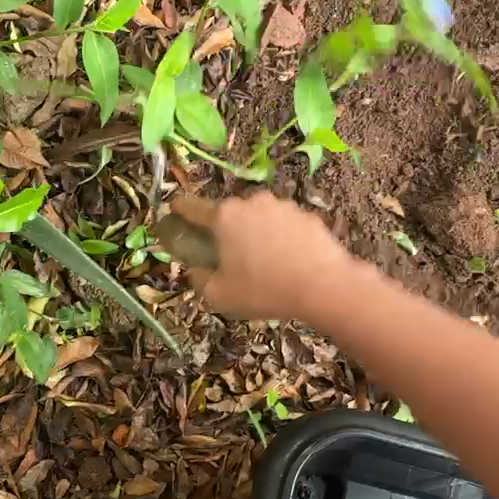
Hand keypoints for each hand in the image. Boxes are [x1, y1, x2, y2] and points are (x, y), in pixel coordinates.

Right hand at [169, 192, 363, 323]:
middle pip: (229, 214)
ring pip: (258, 218)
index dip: (180, 209)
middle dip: (225, 230)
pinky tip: (286, 262)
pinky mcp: (307, 216)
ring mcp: (282, 206)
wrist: (325, 287)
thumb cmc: (263, 290)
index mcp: (224, 217)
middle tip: (228, 257)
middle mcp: (252, 203)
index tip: (173, 208)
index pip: (193, 207)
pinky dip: (280, 239)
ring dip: (255, 234)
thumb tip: (195, 270)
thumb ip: (199, 279)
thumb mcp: (219, 295)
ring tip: (262, 264)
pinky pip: (283, 226)